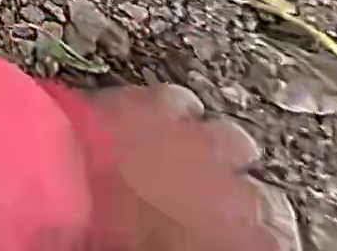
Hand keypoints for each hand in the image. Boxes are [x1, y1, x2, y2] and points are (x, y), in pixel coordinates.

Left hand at [80, 86, 298, 250]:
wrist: (63, 180)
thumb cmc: (108, 237)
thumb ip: (192, 242)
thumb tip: (190, 236)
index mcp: (234, 239)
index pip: (273, 243)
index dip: (260, 244)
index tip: (245, 245)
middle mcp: (228, 191)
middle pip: (267, 201)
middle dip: (252, 207)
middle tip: (227, 214)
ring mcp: (196, 139)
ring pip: (236, 141)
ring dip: (224, 154)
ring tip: (204, 162)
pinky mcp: (159, 101)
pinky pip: (185, 102)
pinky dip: (181, 113)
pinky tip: (169, 119)